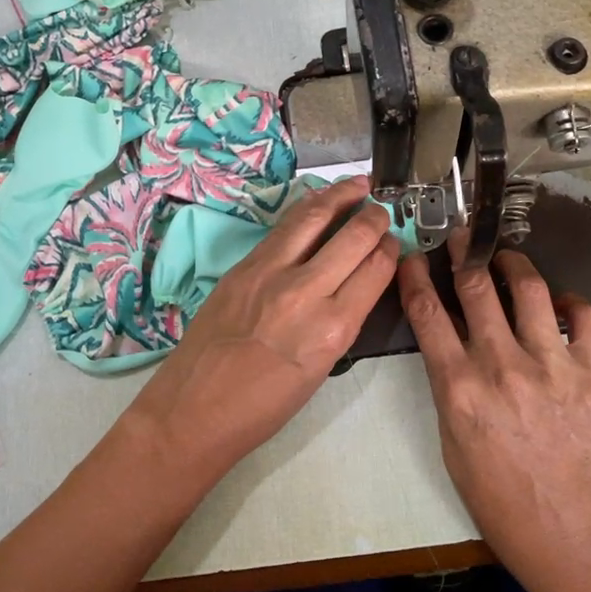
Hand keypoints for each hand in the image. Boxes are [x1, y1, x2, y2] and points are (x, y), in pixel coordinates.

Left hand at [124, 177, 399, 479]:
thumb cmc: (264, 406)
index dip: (389, 249)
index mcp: (332, 328)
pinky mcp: (243, 266)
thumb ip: (341, 321)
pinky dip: (305, 210)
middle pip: (351, 237)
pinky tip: (316, 203)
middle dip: (373, 218)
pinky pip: (282, 229)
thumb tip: (355, 283)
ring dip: (339, 195)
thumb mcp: (320, 370)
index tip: (394, 239)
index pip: (375, 270)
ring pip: (313, 218)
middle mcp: (305, 292)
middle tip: (383, 208)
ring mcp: (269, 273)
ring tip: (358, 184)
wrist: (196, 408)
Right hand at [397, 245, 590, 566]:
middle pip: (476, 285)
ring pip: (529, 287)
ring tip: (506, 259)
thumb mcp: (449, 432)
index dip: (415, 275)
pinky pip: (583, 315)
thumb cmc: (492, 487)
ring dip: (512, 263)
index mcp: (458, 385)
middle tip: (461, 236)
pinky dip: (568, 301)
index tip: (413, 256)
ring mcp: (551, 365)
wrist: (560, 523)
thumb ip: (448, 378)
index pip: (428, 310)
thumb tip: (449, 332)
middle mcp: (501, 365)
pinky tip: (556, 304)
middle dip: (463, 251)